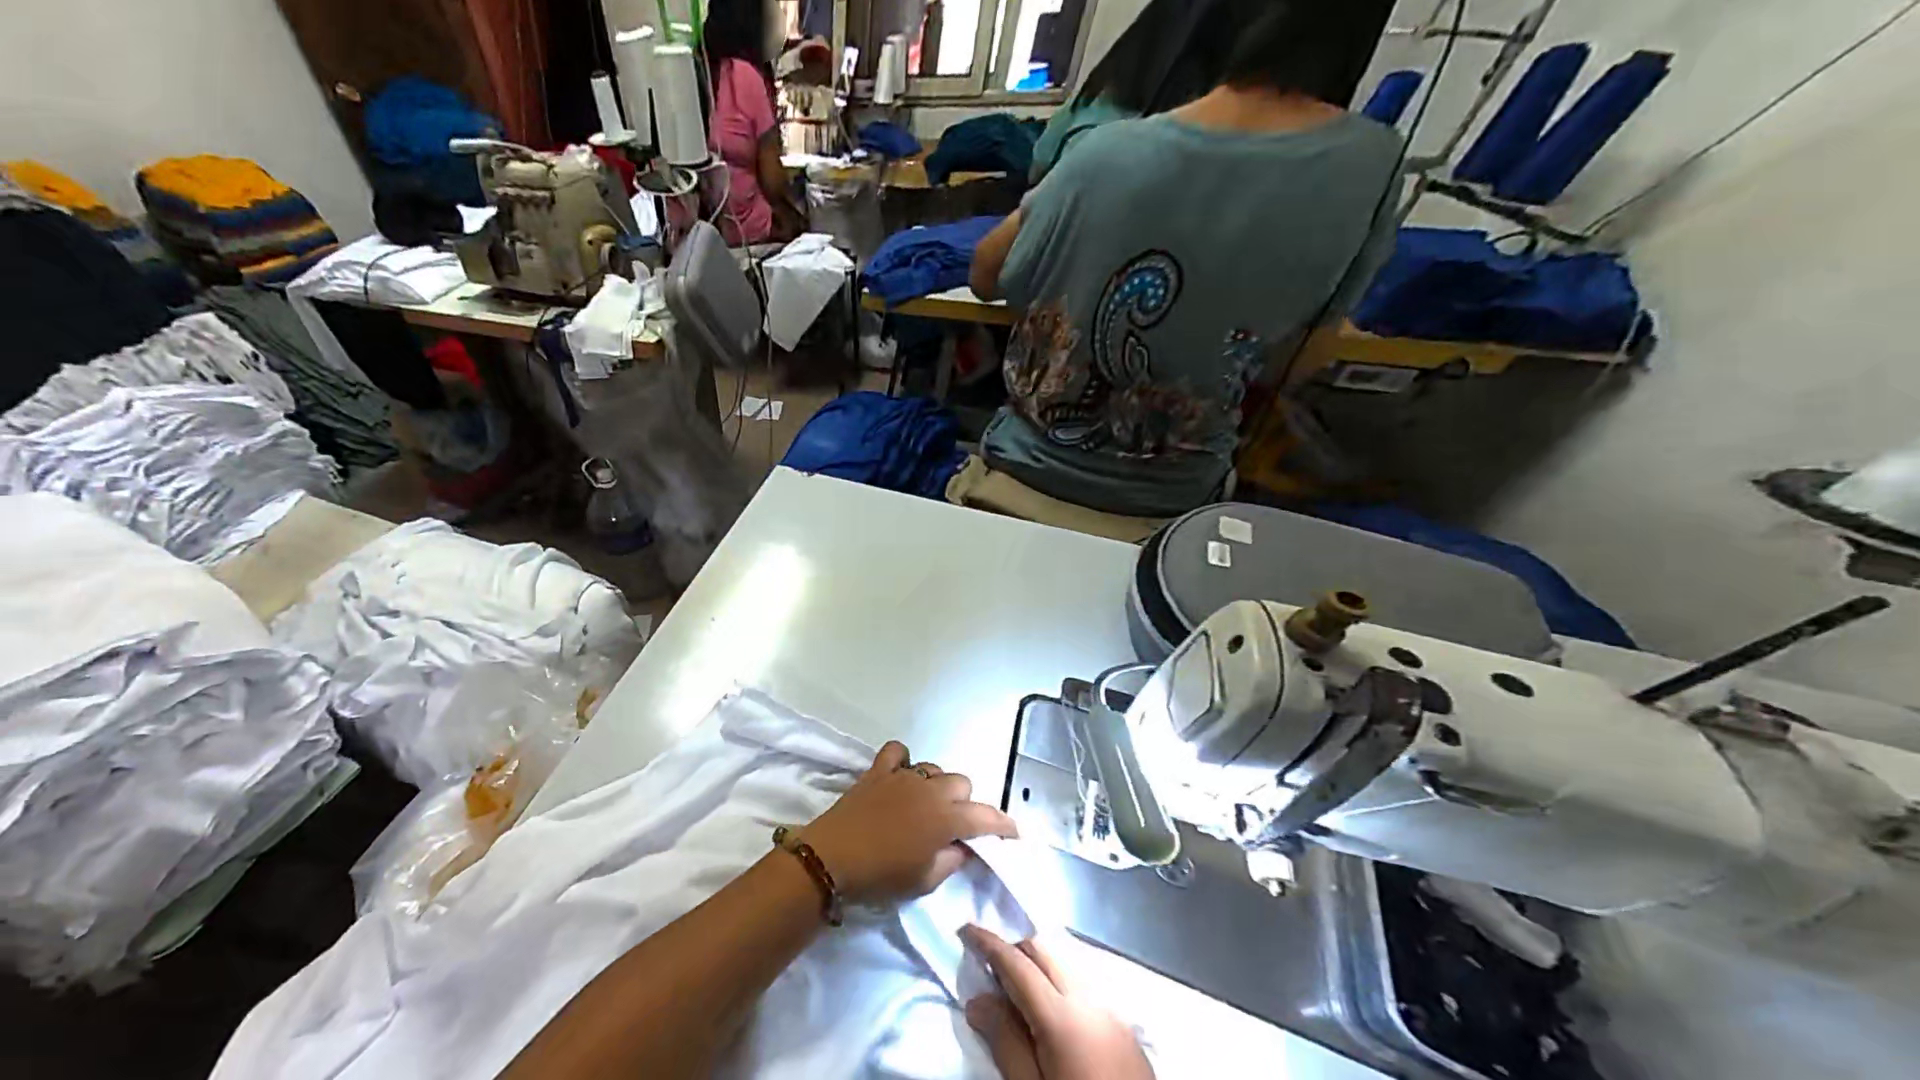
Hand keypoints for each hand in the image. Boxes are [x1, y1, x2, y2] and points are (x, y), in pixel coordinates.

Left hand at [799, 741, 1017, 904]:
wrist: (831, 859)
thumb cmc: (881, 876)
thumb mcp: (924, 881)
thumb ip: (951, 860)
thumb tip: (962, 846)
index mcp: (947, 818)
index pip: (986, 817)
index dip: (1003, 825)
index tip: (1013, 832)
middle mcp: (931, 789)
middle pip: (962, 784)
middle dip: (965, 803)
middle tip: (953, 825)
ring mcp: (904, 776)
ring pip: (934, 769)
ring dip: (937, 785)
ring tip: (926, 805)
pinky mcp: (878, 771)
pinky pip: (898, 753)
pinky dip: (903, 761)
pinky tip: (901, 775)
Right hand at [962, 926, 1153, 1079]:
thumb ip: (1005, 1043)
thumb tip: (979, 999)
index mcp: (1061, 1015)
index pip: (1017, 963)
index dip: (988, 943)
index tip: (965, 929)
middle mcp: (1089, 999)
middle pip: (1045, 950)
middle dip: (1014, 947)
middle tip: (988, 963)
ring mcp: (1113, 1010)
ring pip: (1067, 963)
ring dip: (1039, 963)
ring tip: (1017, 987)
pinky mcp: (1126, 1027)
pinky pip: (1086, 984)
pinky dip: (1061, 981)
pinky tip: (1052, 1007)